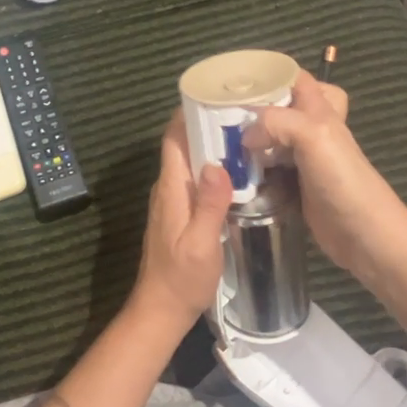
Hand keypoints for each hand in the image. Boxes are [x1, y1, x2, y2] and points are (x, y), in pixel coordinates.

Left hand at [131, 111, 233, 326]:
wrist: (161, 310)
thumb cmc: (181, 279)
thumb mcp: (201, 243)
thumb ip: (209, 205)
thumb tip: (216, 164)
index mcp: (171, 189)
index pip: (173, 139)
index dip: (188, 114)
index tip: (215, 96)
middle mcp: (168, 188)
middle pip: (183, 145)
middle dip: (207, 125)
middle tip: (242, 111)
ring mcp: (172, 201)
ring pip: (190, 162)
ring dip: (211, 146)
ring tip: (245, 134)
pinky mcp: (179, 213)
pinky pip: (194, 179)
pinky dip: (212, 168)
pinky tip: (236, 171)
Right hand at [242, 72, 406, 279]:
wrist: (365, 235)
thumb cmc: (343, 180)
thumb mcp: (313, 135)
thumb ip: (277, 122)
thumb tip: (246, 135)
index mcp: (320, 111)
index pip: (297, 78)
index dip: (272, 74)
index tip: (237, 82)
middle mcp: (312, 131)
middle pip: (282, 109)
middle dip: (255, 109)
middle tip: (224, 115)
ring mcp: (305, 161)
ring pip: (274, 140)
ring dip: (251, 141)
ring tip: (222, 143)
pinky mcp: (297, 188)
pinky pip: (271, 171)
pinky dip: (254, 171)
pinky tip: (235, 175)